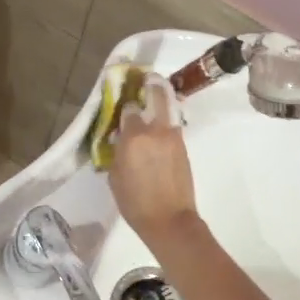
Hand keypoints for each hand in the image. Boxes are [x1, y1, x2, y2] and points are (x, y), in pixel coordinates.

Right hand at [109, 73, 199, 245]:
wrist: (169, 220)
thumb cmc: (135, 202)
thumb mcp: (115, 176)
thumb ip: (117, 152)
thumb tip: (121, 141)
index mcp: (134, 137)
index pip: (128, 108)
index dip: (124, 105)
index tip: (121, 104)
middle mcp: (155, 130)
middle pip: (157, 94)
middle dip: (152, 84)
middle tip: (147, 79)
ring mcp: (173, 137)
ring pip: (168, 110)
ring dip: (161, 103)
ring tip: (152, 104)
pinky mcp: (184, 147)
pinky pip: (172, 127)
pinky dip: (165, 123)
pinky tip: (158, 132)